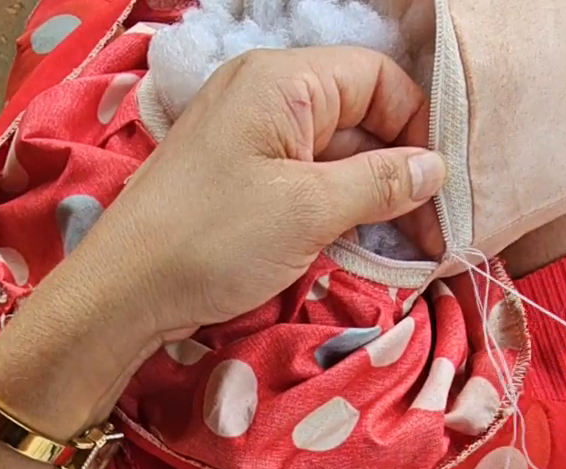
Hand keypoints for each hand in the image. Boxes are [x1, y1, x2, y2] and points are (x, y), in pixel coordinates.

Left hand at [75, 45, 446, 341]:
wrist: (125, 292)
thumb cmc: (214, 241)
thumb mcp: (308, 211)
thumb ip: (378, 183)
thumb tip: (434, 168)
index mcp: (282, 81)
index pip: (377, 79)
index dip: (417, 129)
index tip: (440, 188)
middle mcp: (263, 99)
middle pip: (355, 119)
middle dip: (395, 171)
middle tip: (429, 231)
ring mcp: (244, 142)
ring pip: (327, 157)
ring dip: (363, 198)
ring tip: (398, 244)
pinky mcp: (233, 184)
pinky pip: (296, 183)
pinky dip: (327, 210)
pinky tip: (349, 243)